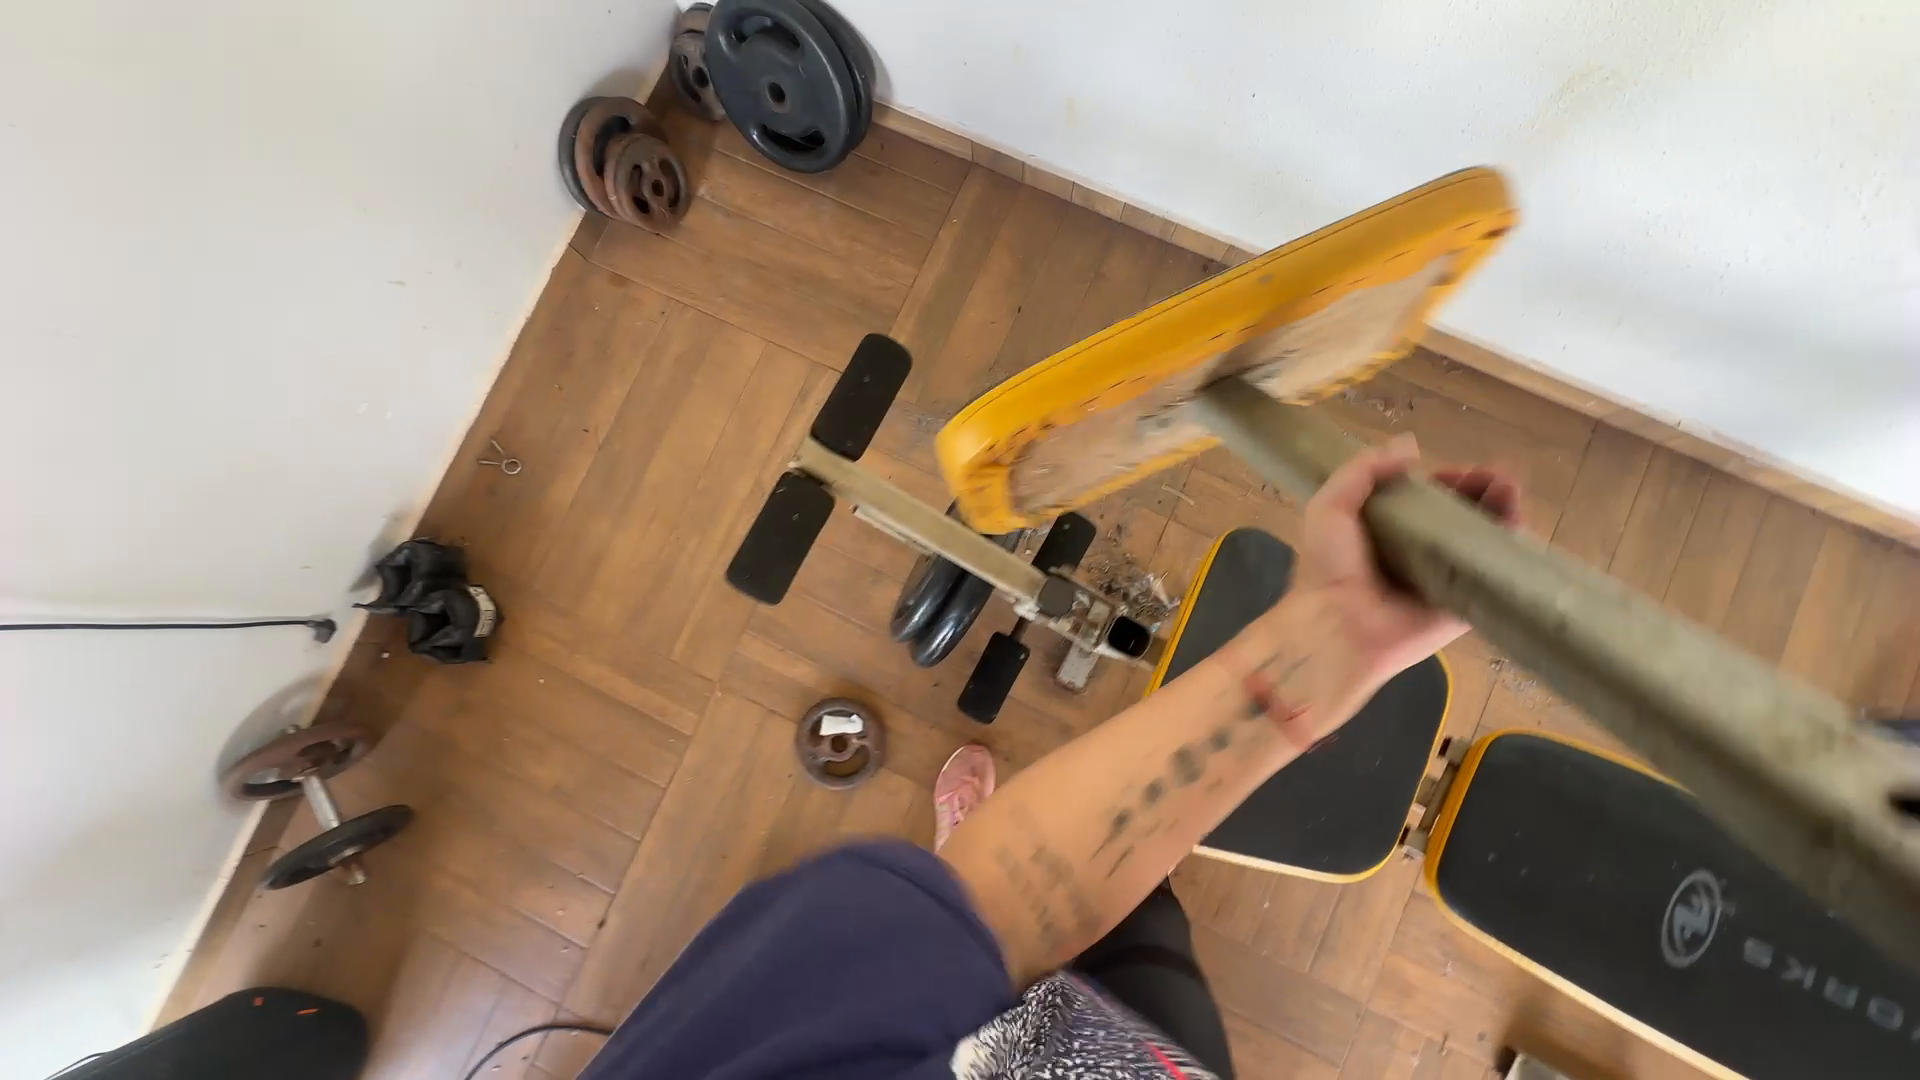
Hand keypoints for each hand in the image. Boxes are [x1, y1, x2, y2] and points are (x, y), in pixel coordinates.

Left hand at [1294, 434, 1521, 686]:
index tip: (1461, 470)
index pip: (1427, 498)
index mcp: (1384, 529)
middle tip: (1500, 476)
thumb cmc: (1328, 565)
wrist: (1337, 625)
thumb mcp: (1330, 507)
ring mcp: (1444, 576)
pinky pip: (1495, 572)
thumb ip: (1362, 472)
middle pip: (1462, 513)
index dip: (1447, 480)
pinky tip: (1519, 523)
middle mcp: (1416, 550)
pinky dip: (1512, 548)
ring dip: (1503, 510)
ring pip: (1484, 537)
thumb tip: (1409, 445)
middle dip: (1483, 490)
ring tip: (1511, 489)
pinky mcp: (1465, 602)